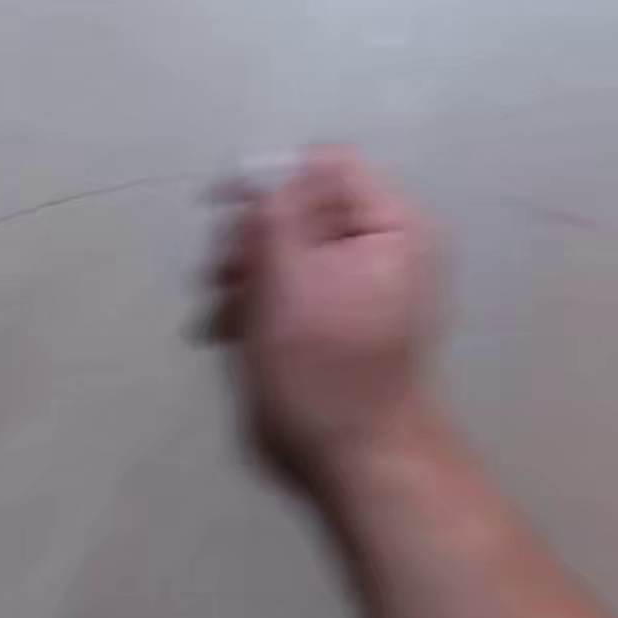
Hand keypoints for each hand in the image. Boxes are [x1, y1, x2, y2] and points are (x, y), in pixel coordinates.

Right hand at [211, 146, 441, 483]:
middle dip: (259, 237)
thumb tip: (264, 168)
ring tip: (227, 316)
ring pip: (298, 243)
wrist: (364, 454)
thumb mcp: (292, 284)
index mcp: (394, 224)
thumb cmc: (327, 373)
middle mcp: (389, 240)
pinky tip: (241, 328)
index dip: (273, 177)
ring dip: (254, 270)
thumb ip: (277, 217)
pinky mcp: (351, 303)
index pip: (330, 163)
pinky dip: (269, 296)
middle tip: (224, 279)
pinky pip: (305, 277)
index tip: (224, 210)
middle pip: (309, 204)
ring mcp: (371, 273)